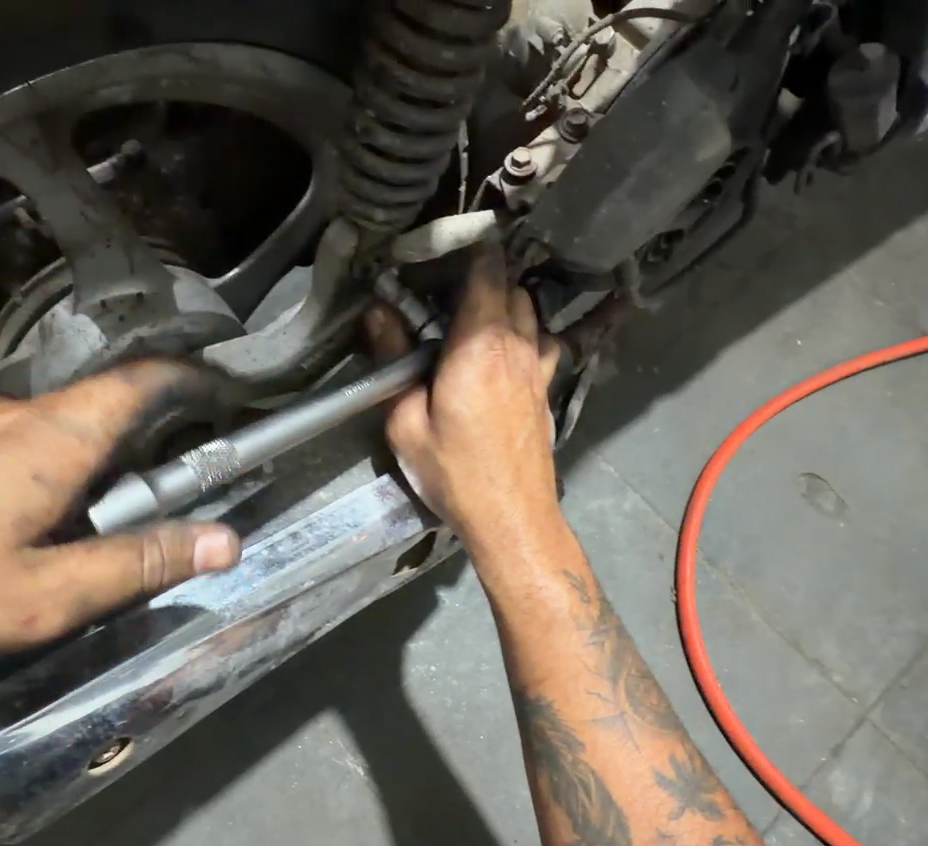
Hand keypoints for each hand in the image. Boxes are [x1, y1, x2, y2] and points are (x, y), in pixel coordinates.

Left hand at [0, 360, 241, 687]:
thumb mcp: (37, 600)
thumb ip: (134, 566)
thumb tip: (225, 542)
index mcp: (47, 441)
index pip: (140, 383)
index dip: (193, 382)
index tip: (226, 399)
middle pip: (90, 417)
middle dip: (135, 454)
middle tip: (153, 513)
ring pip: (35, 440)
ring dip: (72, 477)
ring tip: (67, 543)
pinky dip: (18, 484)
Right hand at [378, 245, 565, 561]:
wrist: (512, 517)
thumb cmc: (454, 474)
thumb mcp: (405, 424)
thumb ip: (393, 363)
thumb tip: (378, 314)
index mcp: (478, 347)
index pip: (485, 273)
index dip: (470, 250)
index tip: (447, 247)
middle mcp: (517, 346)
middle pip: (511, 287)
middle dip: (484, 278)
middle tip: (450, 289)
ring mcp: (540, 367)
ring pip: (532, 312)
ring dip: (509, 304)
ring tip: (478, 315)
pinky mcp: (548, 390)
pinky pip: (546, 344)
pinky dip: (531, 333)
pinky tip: (513, 348)